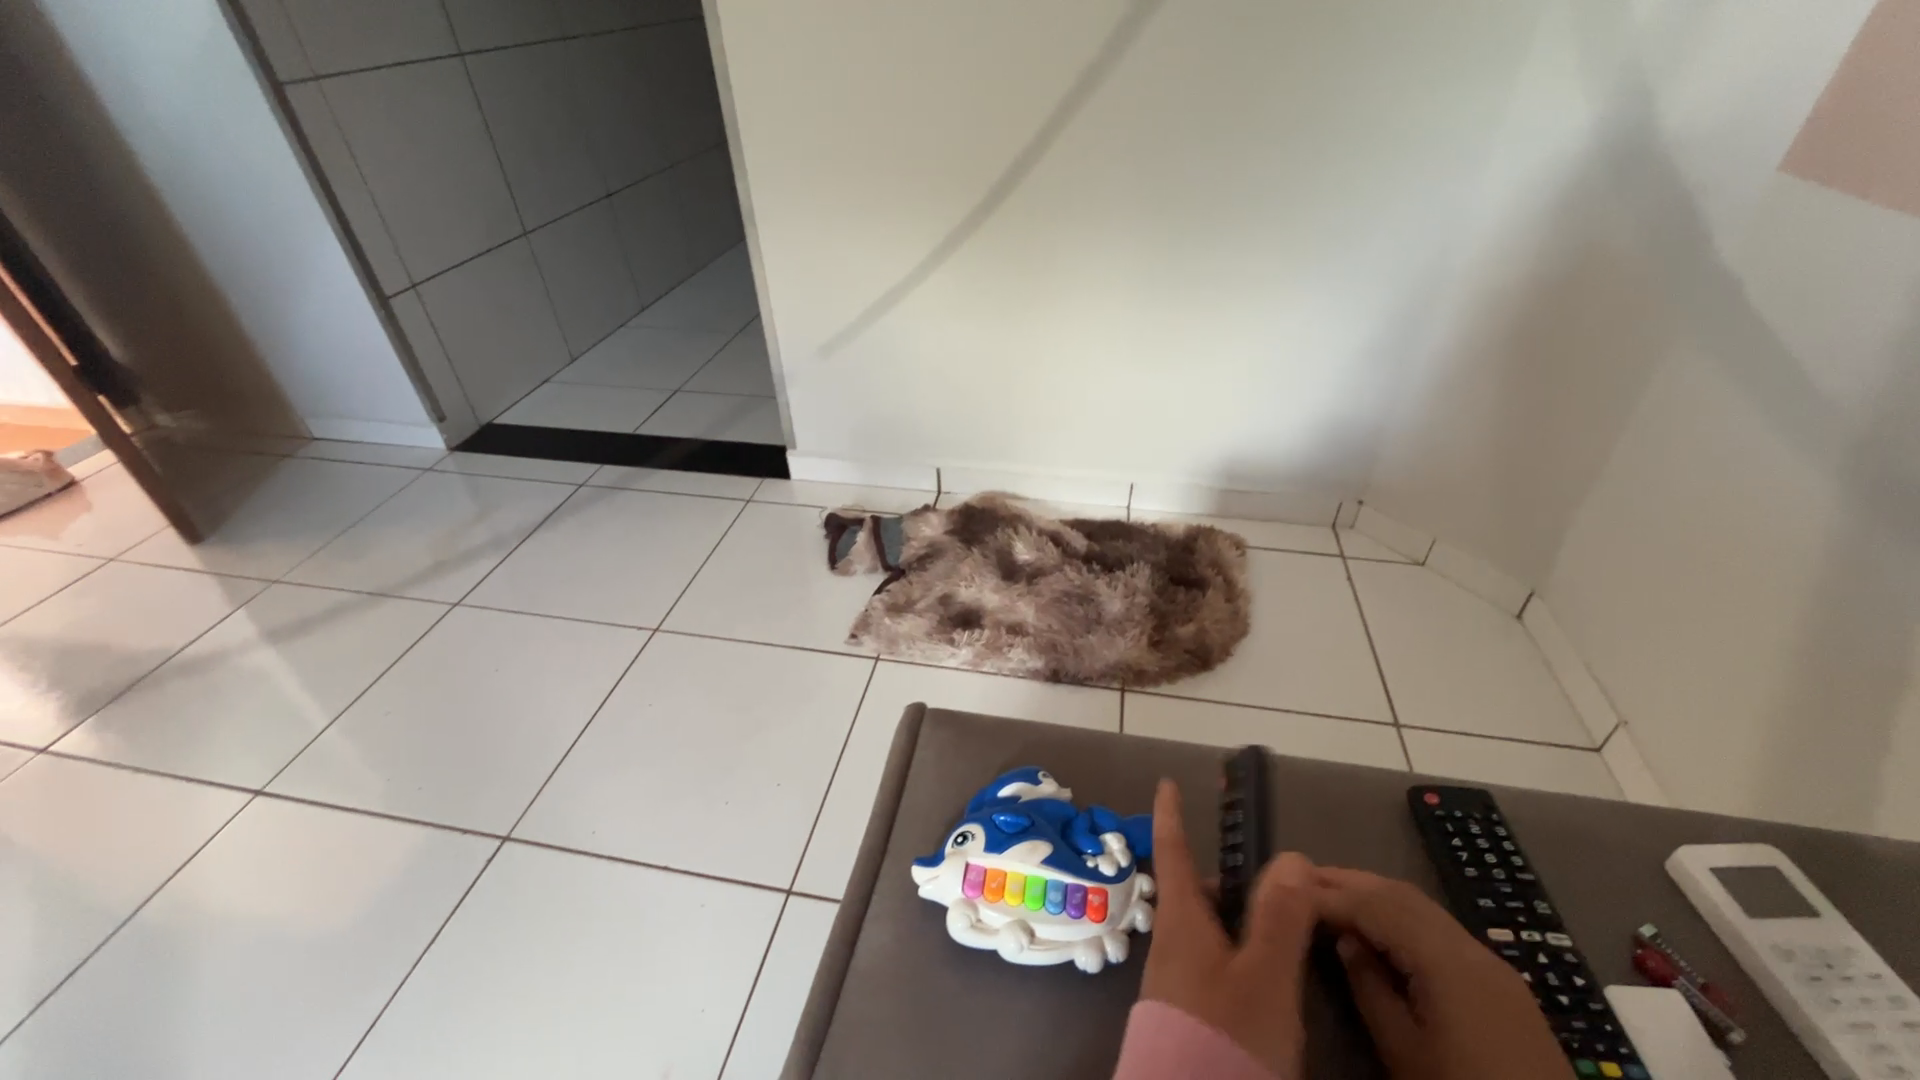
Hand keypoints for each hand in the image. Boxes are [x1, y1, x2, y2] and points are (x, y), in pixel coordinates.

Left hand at [1139, 780, 1318, 1077]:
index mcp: (1182, 921)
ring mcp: (1176, 978)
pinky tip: (1266, 980)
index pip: (1173, 852)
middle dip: (1231, 882)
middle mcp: (1172, 943)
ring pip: (1208, 932)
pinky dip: (1239, 955)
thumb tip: (1290, 857)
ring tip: (1284, 938)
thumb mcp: (1263, 975)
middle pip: (1198, 894)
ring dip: (1239, 923)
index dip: (1171, 815)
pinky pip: (1213, 963)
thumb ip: (1279, 917)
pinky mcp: (1187, 1009)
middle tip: (1276, 889)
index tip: (1166, 782)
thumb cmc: (1226, 1033)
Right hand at [1314, 867, 1572, 1078]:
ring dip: (1375, 895)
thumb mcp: (1404, 1052)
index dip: (1330, 894)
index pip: (1376, 906)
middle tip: (1300, 879)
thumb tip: (1347, 940)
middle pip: (1402, 895)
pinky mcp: (1500, 984)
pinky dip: (1400, 917)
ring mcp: (1492, 964)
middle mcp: (1472, 949)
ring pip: (1423, 909)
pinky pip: (1440, 931)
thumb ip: (1370, 988)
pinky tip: (1377, 929)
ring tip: (1330, 896)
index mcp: (1446, 962)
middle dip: (1350, 882)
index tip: (1287, 890)